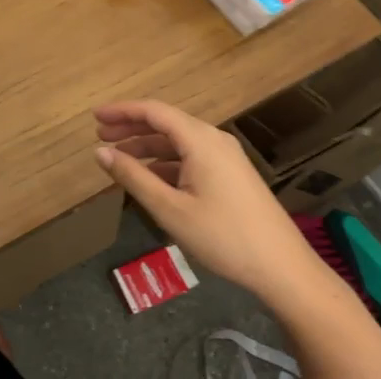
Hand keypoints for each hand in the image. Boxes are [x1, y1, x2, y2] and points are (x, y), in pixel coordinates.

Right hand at [92, 100, 329, 303]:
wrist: (285, 270)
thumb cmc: (224, 237)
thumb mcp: (170, 209)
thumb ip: (133, 177)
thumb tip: (100, 152)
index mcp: (200, 140)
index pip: (153, 111)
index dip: (121, 111)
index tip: (95, 118)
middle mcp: (214, 140)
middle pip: (165, 123)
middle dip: (131, 128)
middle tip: (100, 137)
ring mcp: (227, 157)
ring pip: (178, 142)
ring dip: (147, 147)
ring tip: (120, 159)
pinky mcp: (233, 175)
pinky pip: (192, 156)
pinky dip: (166, 162)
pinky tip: (151, 179)